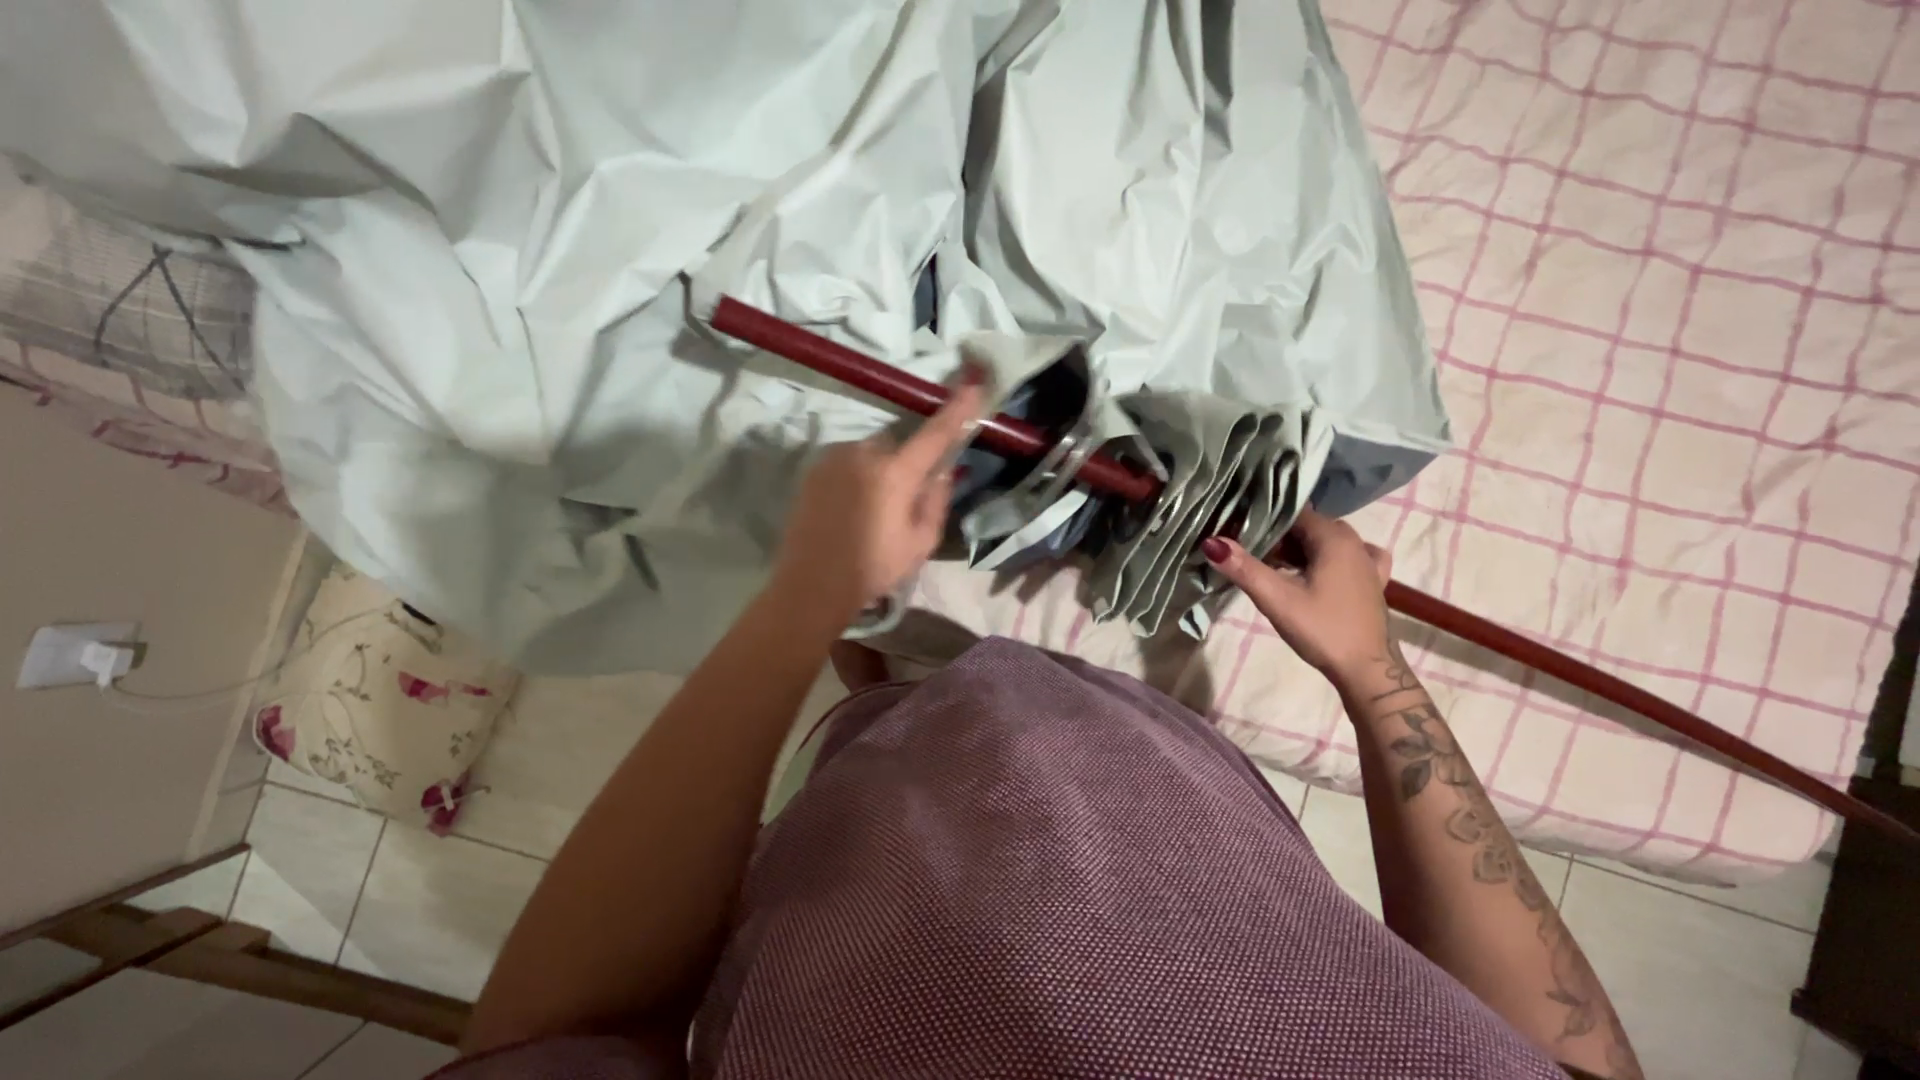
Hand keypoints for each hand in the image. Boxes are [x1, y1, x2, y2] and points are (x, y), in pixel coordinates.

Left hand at [769, 372, 986, 623]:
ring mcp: (834, 458)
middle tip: (903, 500)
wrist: (811, 584)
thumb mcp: (921, 542)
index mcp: (895, 473)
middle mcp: (863, 454)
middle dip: (905, 462)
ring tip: (871, 510)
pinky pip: (847, 462)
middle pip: (896, 444)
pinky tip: (849, 508)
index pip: (934, 434)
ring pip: (870, 452)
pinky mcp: (814, 469)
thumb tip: (941, 470)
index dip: (957, 409)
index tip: (973, 384)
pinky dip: (855, 476)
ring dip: (878, 470)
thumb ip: (936, 500)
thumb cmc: (873, 569)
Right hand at [1200, 509, 1394, 685]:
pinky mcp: (1372, 581)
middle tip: (1250, 555)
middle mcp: (1354, 541)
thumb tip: (1211, 541)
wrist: (1365, 669)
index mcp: (1334, 537)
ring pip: (1325, 541)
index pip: (1293, 512)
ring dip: (1299, 549)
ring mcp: (1367, 561)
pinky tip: (1319, 569)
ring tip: (1273, 567)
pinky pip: (1347, 555)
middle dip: (1278, 536)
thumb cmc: (1321, 629)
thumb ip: (1244, 568)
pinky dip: (1328, 557)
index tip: (1239, 534)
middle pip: (1308, 526)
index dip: (1264, 520)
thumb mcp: (1276, 599)